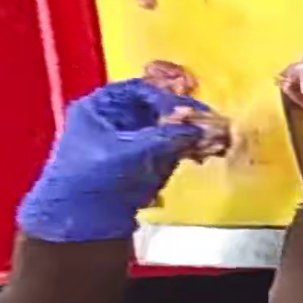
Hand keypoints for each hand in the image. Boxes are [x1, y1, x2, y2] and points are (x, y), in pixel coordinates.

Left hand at [17, 79, 208, 241]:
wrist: (88, 212)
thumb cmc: (97, 175)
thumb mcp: (131, 151)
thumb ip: (167, 136)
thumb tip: (202, 126)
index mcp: (102, 108)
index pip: (141, 90)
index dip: (168, 97)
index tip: (194, 110)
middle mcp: (121, 119)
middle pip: (161, 107)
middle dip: (188, 115)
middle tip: (212, 124)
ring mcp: (138, 139)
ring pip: (173, 126)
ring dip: (195, 132)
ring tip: (214, 140)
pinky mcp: (153, 158)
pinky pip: (180, 145)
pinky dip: (195, 147)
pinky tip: (206, 152)